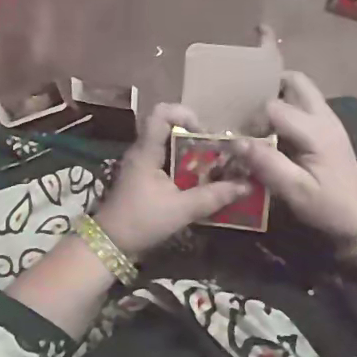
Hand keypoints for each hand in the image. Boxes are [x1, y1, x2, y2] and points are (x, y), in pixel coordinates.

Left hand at [96, 103, 253, 255]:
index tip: (204, 133)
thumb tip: (246, 186)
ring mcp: (142, 164)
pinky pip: (167, 162)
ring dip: (192, 153)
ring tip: (215, 167)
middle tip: (218, 153)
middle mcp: (143, 151)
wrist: (110, 244)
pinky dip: (185, 167)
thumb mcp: (181, 210)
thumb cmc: (141, 221)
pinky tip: (201, 182)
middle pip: (170, 128)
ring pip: (170, 146)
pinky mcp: (144, 178)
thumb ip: (213, 196)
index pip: (160, 113)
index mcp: (146, 150)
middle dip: (196, 137)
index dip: (184, 114)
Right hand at [233, 72, 356, 244]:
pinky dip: (285, 105)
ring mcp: (328, 119)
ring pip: (300, 88)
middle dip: (268, 88)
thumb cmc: (328, 206)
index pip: (274, 107)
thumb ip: (266, 163)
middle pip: (295, 80)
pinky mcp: (327, 126)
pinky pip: (303, 102)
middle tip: (247, 111)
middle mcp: (324, 116)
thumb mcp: (295, 191)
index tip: (242, 140)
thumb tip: (236, 142)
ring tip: (257, 118)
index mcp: (316, 131)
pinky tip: (271, 128)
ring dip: (277, 95)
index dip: (252, 119)